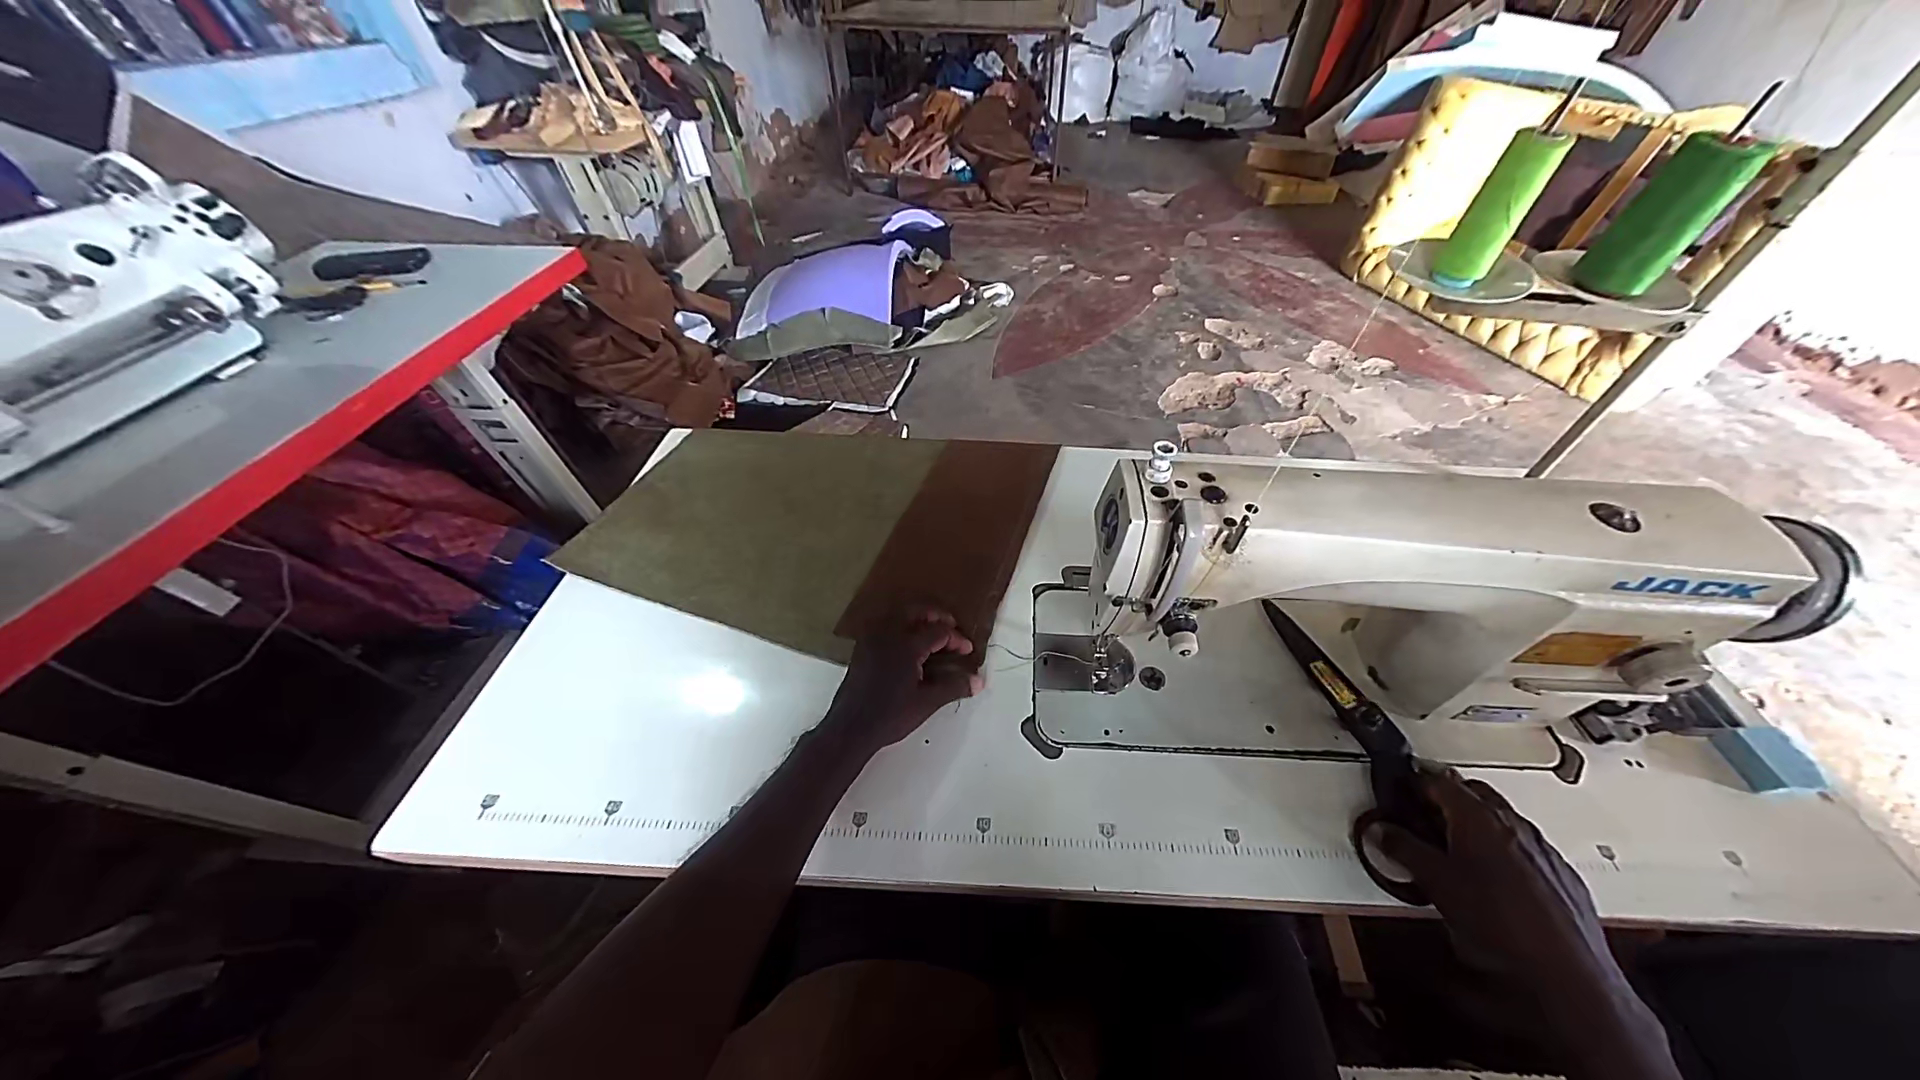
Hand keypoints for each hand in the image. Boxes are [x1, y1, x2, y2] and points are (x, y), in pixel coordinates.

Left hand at [823, 607, 982, 753]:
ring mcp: (872, 638)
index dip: (957, 639)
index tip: (967, 650)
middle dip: (937, 616)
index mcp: (906, 644)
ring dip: (918, 619)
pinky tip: (908, 646)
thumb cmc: (889, 715)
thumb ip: (954, 686)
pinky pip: (885, 625)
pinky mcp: (862, 647)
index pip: (939, 631)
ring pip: (898, 615)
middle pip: (916, 610)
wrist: (851, 727)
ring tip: (932, 635)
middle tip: (951, 629)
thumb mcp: (927, 702)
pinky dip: (902, 626)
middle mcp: (888, 634)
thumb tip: (978, 681)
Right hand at [1376, 768, 1637, 1026]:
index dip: (1415, 783)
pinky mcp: (1562, 877)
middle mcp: (1514, 826)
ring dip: (1476, 823)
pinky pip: (1526, 848)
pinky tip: (1493, 878)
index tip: (1402, 789)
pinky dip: (1503, 851)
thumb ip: (1403, 848)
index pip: (1439, 781)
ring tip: (1455, 845)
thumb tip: (1384, 833)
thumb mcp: (1434, 880)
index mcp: (1479, 817)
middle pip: (1474, 793)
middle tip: (1425, 808)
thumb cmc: (1503, 923)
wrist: (1564, 973)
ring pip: (1502, 819)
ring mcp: (1543, 851)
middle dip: (1447, 796)